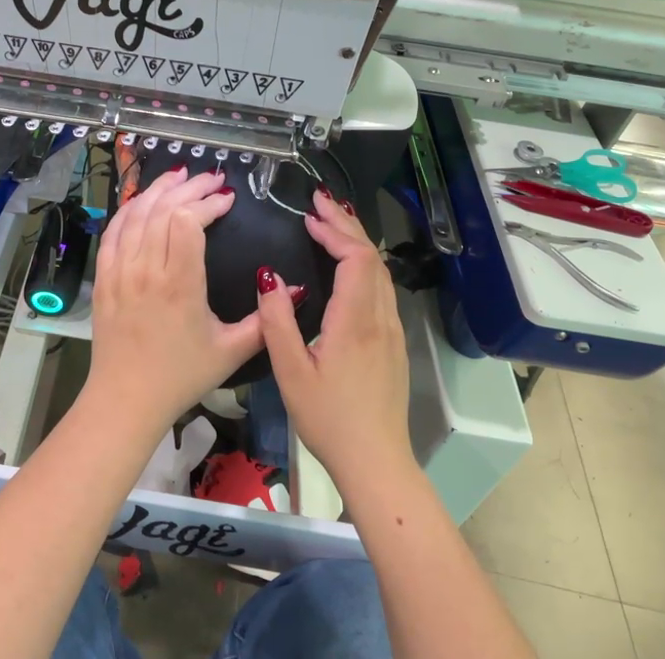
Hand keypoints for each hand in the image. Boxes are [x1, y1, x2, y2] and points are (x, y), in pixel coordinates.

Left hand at [84, 168, 262, 437]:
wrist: (127, 398)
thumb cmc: (181, 376)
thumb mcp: (231, 351)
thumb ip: (264, 320)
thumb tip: (294, 289)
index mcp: (180, 284)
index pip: (189, 221)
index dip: (209, 202)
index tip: (228, 199)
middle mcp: (147, 270)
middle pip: (164, 209)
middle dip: (189, 187)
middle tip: (211, 178)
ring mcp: (121, 272)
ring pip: (137, 214)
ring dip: (158, 190)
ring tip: (179, 176)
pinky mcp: (104, 278)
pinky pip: (113, 232)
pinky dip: (129, 210)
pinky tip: (142, 201)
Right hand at [256, 190, 412, 488]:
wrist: (376, 460)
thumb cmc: (328, 418)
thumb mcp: (291, 372)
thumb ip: (278, 323)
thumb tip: (269, 278)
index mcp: (355, 321)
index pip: (355, 258)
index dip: (335, 230)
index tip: (310, 214)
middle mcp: (380, 319)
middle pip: (372, 258)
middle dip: (347, 226)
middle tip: (320, 204)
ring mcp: (392, 332)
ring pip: (381, 273)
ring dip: (358, 244)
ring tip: (332, 226)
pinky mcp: (394, 345)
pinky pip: (383, 289)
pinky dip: (365, 265)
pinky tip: (348, 269)